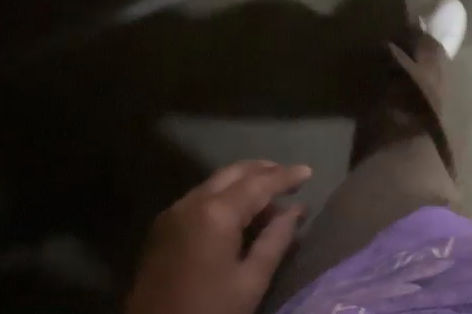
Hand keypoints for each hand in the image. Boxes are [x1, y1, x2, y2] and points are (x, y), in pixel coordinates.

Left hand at [125, 160, 311, 313]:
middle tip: (290, 179)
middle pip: (235, 172)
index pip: (260, 182)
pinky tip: (238, 214)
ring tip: (269, 199)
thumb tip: (296, 211)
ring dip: (243, 184)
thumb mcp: (249, 283)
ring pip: (216, 183)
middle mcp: (192, 201)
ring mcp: (173, 213)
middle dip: (264, 171)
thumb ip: (275, 241)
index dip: (286, 175)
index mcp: (216, 212)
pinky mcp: (162, 229)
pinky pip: (199, 199)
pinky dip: (223, 197)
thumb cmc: (207, 313)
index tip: (309, 172)